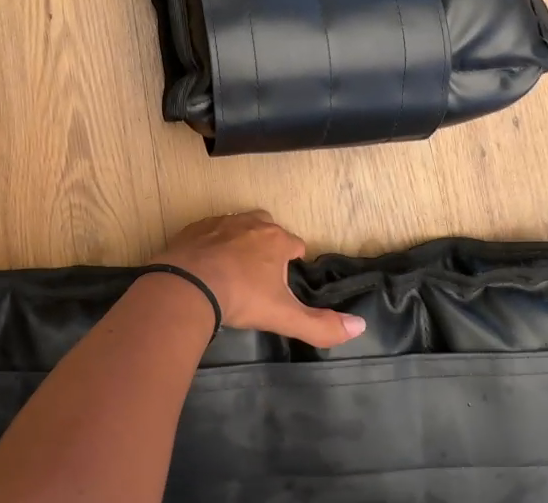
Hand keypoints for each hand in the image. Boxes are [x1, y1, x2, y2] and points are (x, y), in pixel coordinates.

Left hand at [153, 211, 365, 347]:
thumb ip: (321, 325)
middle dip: (268, 245)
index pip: (296, 244)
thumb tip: (360, 326)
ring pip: (238, 226)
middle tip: (261, 275)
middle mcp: (251, 223)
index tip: (285, 282)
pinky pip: (210, 231)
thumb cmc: (241, 297)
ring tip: (234, 270)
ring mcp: (221, 222)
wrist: (187, 284)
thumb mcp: (284, 316)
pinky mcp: (195, 227)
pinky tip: (207, 265)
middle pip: (268, 228)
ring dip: (240, 242)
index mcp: (276, 240)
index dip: (294, 261)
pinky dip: (212, 244)